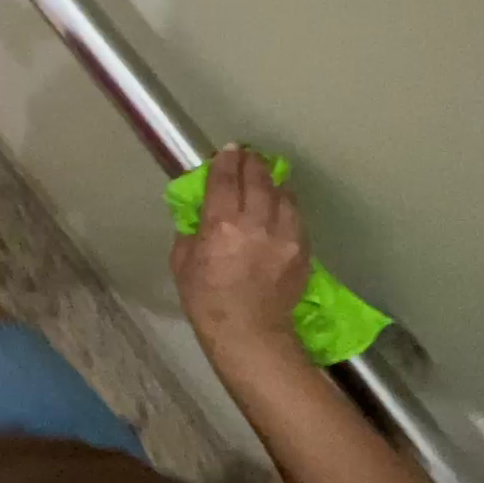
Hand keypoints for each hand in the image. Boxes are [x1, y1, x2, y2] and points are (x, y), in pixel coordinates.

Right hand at [170, 145, 309, 354]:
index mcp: (221, 225)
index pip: (225, 180)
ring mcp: (284, 235)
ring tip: (265, 177)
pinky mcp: (302, 248)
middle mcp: (255, 223)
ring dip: (271, 181)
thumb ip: (190, 231)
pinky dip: (285, 204)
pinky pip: (295, 215)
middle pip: (257, 179)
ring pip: (282, 193)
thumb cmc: (205, 299)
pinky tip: (279, 204)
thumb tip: (198, 214)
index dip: (225, 161)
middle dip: (251, 163)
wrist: (248, 332)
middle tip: (247, 156)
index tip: (227, 151)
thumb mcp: (182, 262)